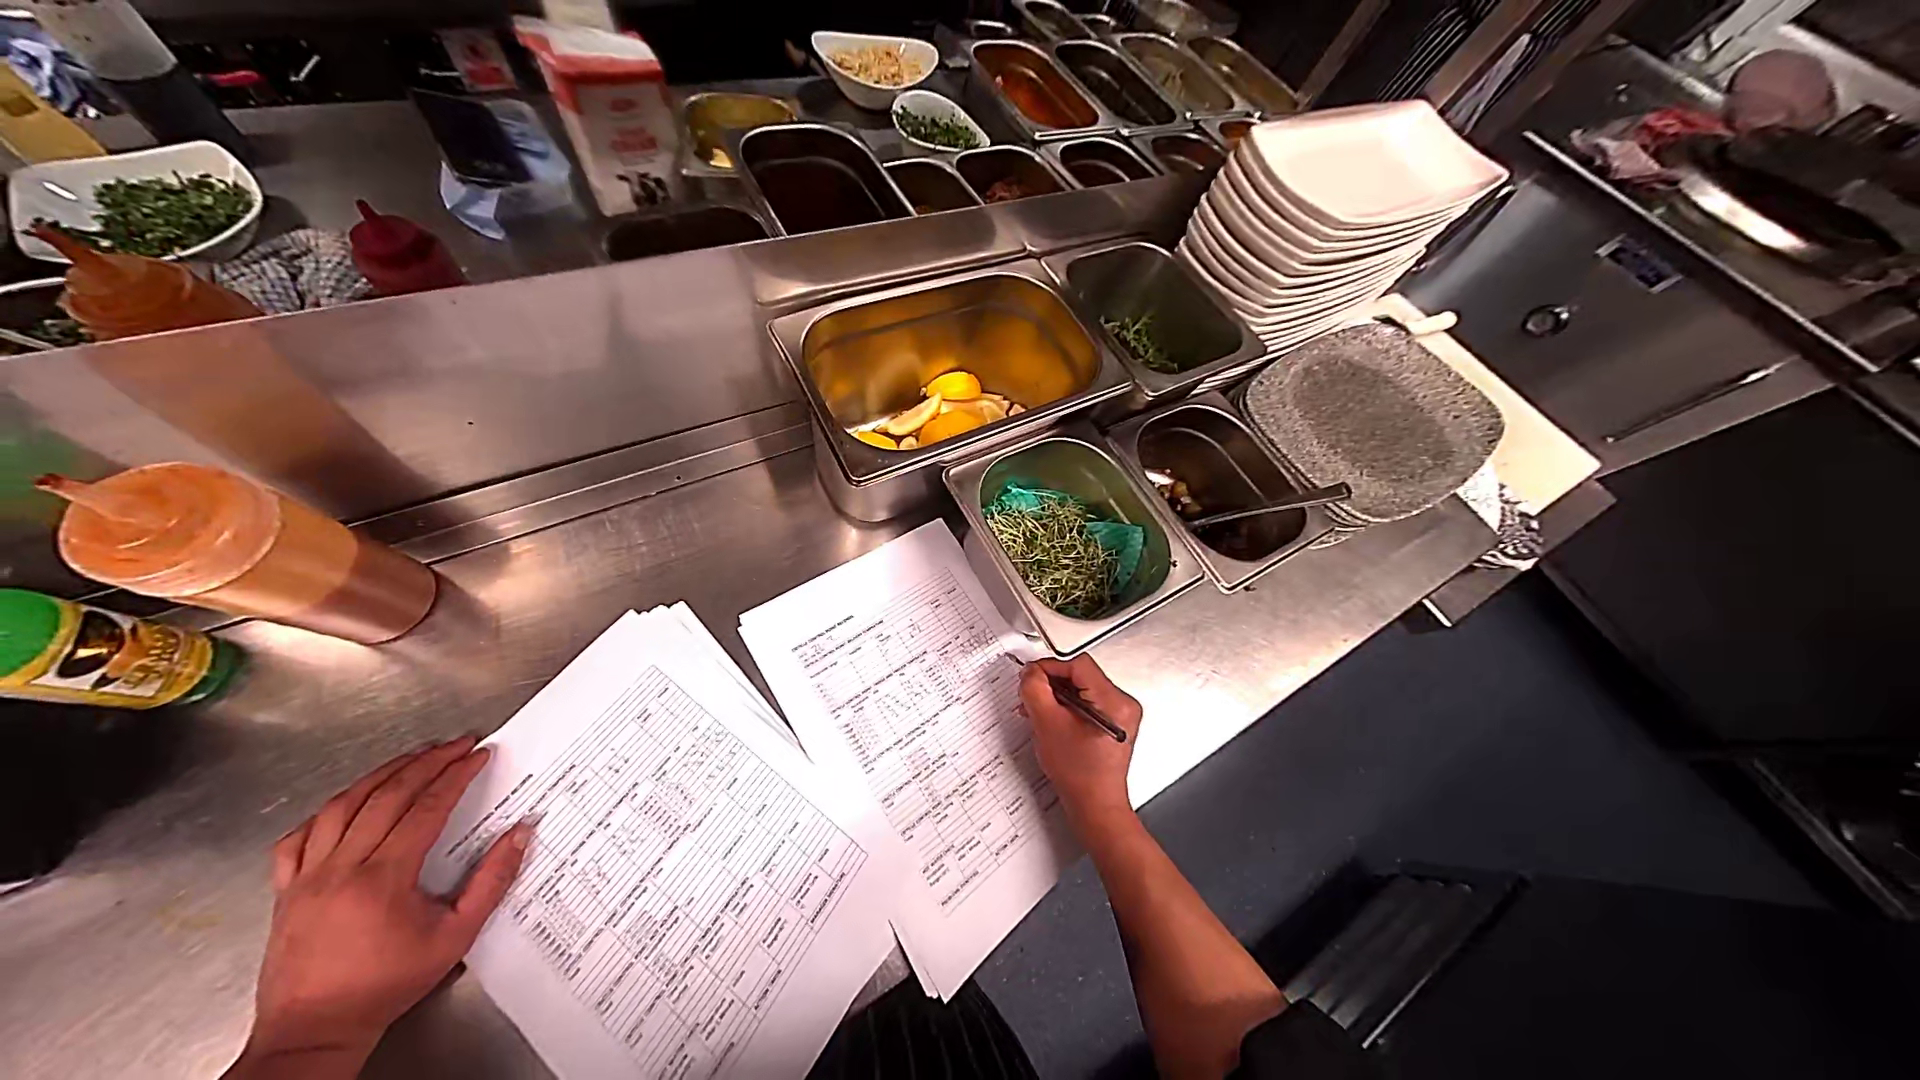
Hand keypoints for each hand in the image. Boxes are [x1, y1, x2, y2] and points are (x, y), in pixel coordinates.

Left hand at [234, 737, 529, 1073]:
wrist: (315, 1031)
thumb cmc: (389, 985)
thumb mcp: (458, 934)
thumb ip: (493, 879)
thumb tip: (521, 832)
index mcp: (383, 878)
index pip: (427, 807)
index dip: (456, 775)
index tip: (479, 755)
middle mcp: (340, 870)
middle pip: (387, 795)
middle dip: (427, 762)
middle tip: (457, 744)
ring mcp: (305, 879)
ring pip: (342, 806)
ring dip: (382, 774)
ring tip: (413, 756)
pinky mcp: (285, 891)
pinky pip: (300, 836)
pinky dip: (329, 809)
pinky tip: (351, 800)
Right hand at [1020, 655, 1142, 824]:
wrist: (1094, 803)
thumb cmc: (1079, 773)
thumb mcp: (1047, 723)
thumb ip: (1035, 689)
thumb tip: (1032, 671)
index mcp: (1113, 701)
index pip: (1078, 665)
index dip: (1050, 668)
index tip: (1032, 676)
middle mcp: (1123, 704)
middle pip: (1080, 675)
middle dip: (1052, 685)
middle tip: (1033, 696)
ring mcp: (1121, 714)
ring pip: (1082, 688)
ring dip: (1057, 696)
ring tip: (1039, 711)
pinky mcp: (1114, 723)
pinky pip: (1087, 702)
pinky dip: (1067, 707)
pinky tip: (1053, 720)